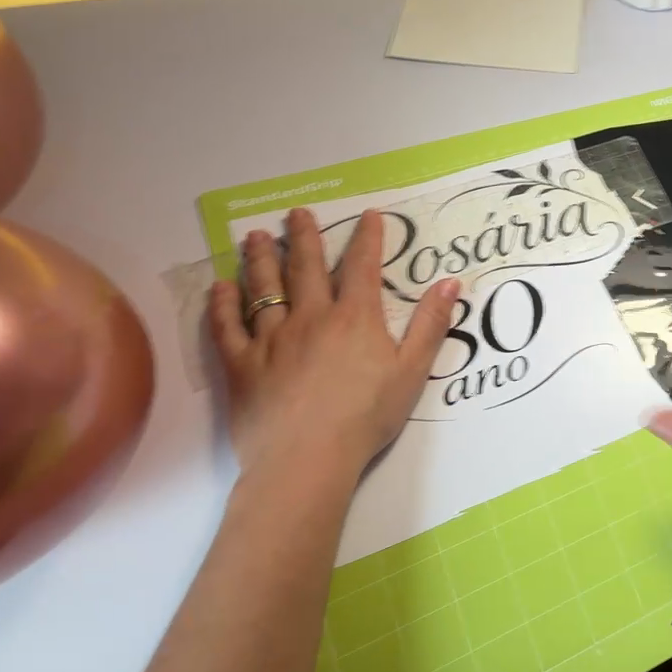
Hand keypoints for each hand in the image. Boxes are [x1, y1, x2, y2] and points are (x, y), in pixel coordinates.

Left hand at [208, 208, 458, 477]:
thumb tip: (450, 283)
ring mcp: (271, 340)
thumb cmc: (369, 415)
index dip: (367, 238)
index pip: (362, 267)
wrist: (308, 458)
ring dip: (260, 260)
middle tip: (297, 213)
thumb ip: (431, 324)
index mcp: (356, 319)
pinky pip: (227, 328)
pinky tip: (220, 287)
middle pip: (305, 269)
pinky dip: (222, 305)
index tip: (369, 215)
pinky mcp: (242, 366)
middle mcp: (310, 319)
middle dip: (303, 237)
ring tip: (255, 236)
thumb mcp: (413, 370)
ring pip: (263, 290)